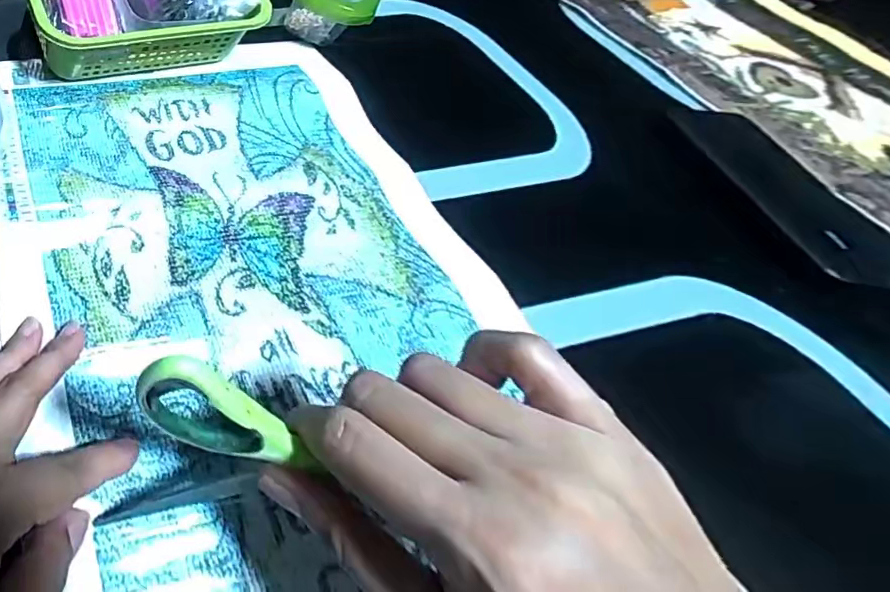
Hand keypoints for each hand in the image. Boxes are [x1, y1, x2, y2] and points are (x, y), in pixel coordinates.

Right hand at [258, 331, 740, 591]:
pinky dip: (482, 362)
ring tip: (437, 449)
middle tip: (377, 462)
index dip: (312, 431)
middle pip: (381, 390)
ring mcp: (573, 443)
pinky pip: (521, 346)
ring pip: (432, 367)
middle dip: (357, 418)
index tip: (310, 444)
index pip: (352, 438)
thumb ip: (354, 543)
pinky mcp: (611, 427)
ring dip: (414, 402)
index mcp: (480, 543)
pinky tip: (484, 403)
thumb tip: (278, 470)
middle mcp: (522, 477)